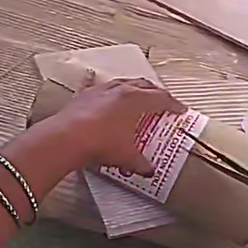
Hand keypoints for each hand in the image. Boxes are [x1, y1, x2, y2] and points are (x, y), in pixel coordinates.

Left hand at [33, 77, 185, 174]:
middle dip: (155, 92)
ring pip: (121, 82)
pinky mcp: (82, 95)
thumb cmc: (101, 144)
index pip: (161, 99)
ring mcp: (100, 90)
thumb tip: (150, 172)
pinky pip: (91, 84)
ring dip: (132, 86)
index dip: (174, 105)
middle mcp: (120, 90)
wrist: (66, 138)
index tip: (181, 110)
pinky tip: (92, 75)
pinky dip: (95, 82)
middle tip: (162, 101)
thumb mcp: (126, 156)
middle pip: (144, 85)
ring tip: (137, 92)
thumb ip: (141, 164)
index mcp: (136, 100)